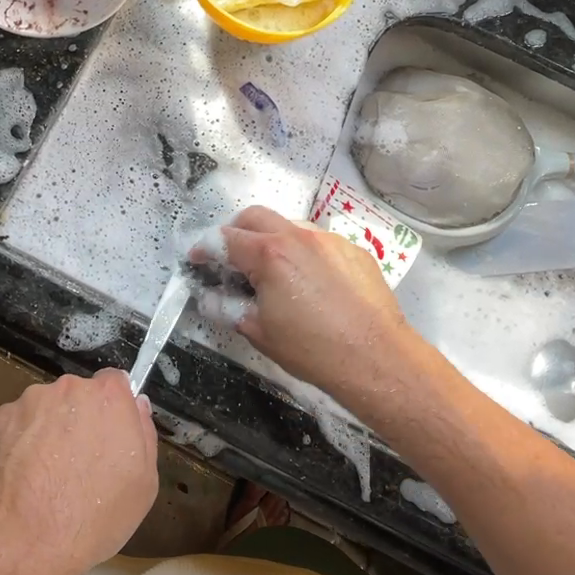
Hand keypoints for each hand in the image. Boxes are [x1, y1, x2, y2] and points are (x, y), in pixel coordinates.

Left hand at [0, 369, 158, 574]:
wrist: (25, 539)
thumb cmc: (95, 515)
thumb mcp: (144, 484)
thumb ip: (144, 434)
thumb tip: (137, 405)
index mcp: (109, 396)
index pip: (114, 382)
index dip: (113, 408)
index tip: (109, 434)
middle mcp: (70, 387)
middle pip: (79, 394)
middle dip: (80, 418)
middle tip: (78, 461)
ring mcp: (32, 400)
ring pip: (46, 408)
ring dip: (49, 429)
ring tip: (46, 474)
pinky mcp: (2, 417)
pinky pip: (19, 423)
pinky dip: (21, 441)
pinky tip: (23, 475)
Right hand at [194, 206, 417, 403]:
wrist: (376, 358)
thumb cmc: (312, 349)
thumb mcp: (259, 332)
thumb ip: (227, 308)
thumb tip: (209, 297)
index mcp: (269, 254)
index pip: (225, 239)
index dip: (205, 248)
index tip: (197, 259)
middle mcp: (298, 236)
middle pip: (255, 216)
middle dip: (236, 231)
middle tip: (230, 258)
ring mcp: (329, 240)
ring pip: (289, 225)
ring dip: (272, 239)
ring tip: (273, 271)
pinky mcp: (354, 250)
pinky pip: (319, 242)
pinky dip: (304, 253)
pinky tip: (310, 282)